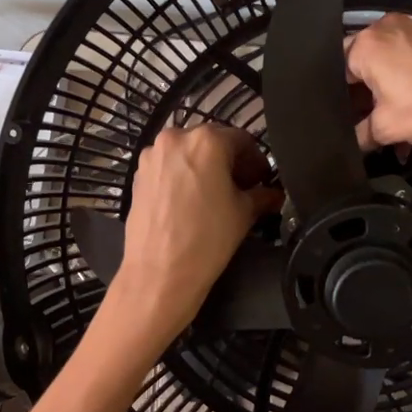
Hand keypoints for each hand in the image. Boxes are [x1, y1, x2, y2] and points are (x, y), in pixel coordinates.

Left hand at [111, 125, 281, 338]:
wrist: (159, 273)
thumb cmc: (207, 238)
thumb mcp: (244, 213)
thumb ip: (262, 195)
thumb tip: (274, 194)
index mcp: (206, 140)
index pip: (242, 140)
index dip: (257, 161)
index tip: (262, 181)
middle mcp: (175, 138)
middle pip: (212, 143)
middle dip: (230, 162)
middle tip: (242, 188)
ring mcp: (152, 156)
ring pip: (187, 154)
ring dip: (204, 168)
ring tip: (215, 196)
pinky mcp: (137, 175)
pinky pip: (168, 168)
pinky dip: (182, 177)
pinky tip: (190, 202)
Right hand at [345, 13, 411, 152]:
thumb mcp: (389, 128)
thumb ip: (361, 135)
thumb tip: (351, 144)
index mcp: (367, 44)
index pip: (334, 72)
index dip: (336, 102)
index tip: (340, 125)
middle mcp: (387, 29)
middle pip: (359, 68)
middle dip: (360, 102)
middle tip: (360, 132)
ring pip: (384, 70)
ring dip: (382, 101)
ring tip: (386, 136)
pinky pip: (405, 66)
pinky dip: (403, 91)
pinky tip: (409, 123)